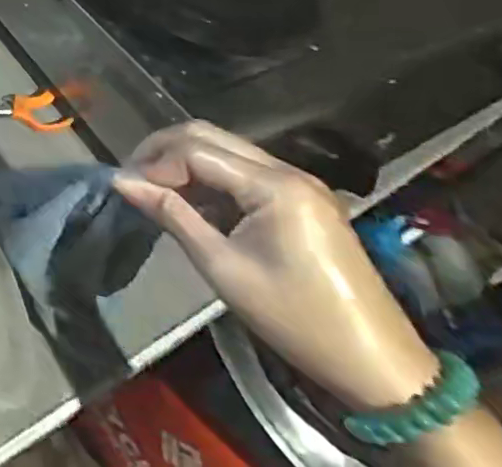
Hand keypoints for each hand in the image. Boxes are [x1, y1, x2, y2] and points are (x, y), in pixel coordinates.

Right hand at [114, 122, 440, 411]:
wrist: (380, 366)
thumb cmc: (296, 318)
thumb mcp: (223, 268)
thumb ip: (171, 215)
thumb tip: (121, 181)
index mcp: (275, 186)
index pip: (195, 150)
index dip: (154, 164)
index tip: (127, 189)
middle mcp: (288, 171)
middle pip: (208, 135)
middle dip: (163, 150)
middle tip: (133, 178)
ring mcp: (299, 183)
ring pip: (225, 149)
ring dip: (185, 162)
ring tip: (156, 191)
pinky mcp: (303, 199)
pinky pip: (243, 171)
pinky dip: (210, 177)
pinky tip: (193, 203)